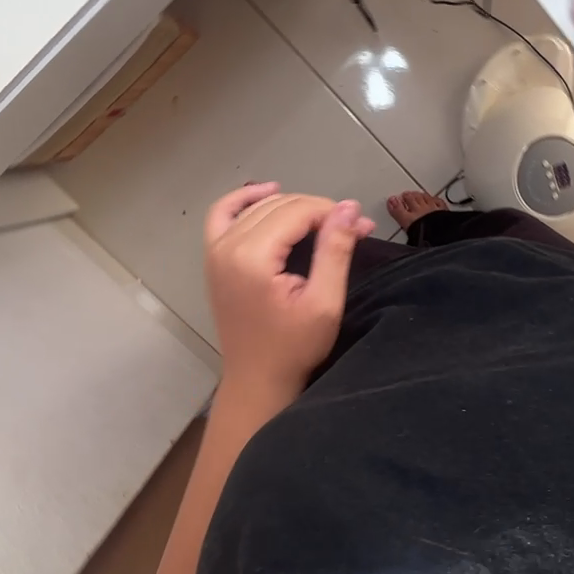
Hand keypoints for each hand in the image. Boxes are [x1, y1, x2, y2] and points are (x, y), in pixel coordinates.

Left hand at [203, 182, 375, 398]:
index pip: (297, 211)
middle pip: (278, 205)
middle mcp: (227, 246)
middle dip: (318, 211)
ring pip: (256, 206)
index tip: (360, 229)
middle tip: (353, 229)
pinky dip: (245, 200)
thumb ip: (334, 251)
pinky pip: (223, 214)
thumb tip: (350, 208)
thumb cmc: (294, 348)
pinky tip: (268, 193)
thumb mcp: (324, 303)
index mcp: (252, 257)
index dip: (332, 213)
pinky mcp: (213, 258)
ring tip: (325, 222)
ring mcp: (215, 251)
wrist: (257, 379)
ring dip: (292, 206)